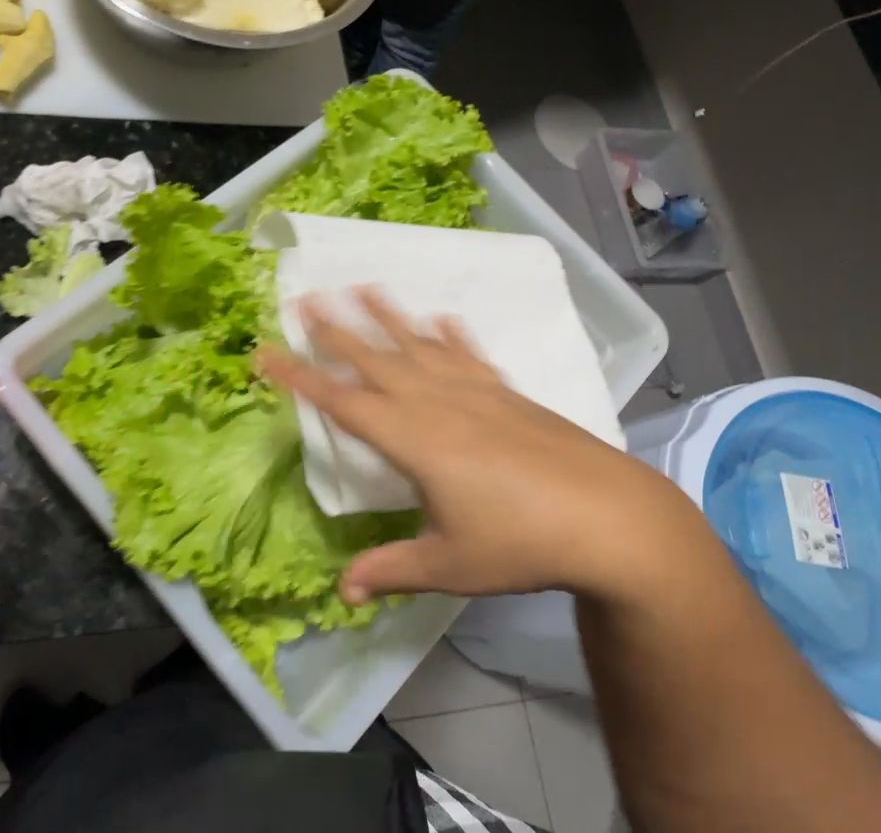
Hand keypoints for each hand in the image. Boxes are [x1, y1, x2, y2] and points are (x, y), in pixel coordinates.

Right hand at [258, 290, 716, 607]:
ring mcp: (478, 394)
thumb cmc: (522, 544)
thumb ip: (391, 570)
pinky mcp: (510, 395)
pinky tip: (442, 320)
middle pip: (376, 361)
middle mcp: (438, 404)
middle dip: (336, 331)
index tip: (266, 352)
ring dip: (388, 317)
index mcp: (413, 440)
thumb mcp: (449, 564)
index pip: (342, 403)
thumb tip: (343, 592)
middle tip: (304, 298)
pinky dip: (452, 336)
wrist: (613, 520)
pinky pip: (470, 355)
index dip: (300, 378)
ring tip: (363, 287)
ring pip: (420, 346)